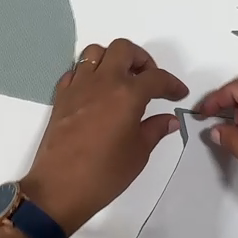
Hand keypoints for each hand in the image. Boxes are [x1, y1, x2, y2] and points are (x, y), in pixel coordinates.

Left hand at [21, 39, 188, 233]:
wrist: (59, 188)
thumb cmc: (105, 174)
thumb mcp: (138, 153)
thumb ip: (155, 129)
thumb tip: (170, 119)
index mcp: (127, 94)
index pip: (156, 78)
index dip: (171, 84)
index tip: (178, 94)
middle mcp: (102, 81)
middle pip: (123, 49)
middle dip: (141, 59)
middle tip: (148, 80)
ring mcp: (78, 86)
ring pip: (95, 52)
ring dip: (112, 60)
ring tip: (121, 80)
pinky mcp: (61, 96)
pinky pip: (75, 71)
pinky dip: (88, 73)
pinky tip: (96, 92)